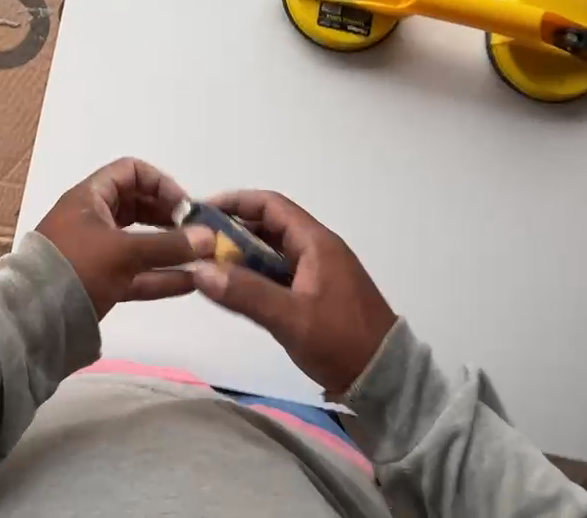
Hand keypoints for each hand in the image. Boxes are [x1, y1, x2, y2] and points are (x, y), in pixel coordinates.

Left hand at [35, 158, 216, 317]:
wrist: (32, 319)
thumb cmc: (76, 267)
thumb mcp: (123, 252)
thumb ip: (168, 245)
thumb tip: (210, 238)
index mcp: (90, 197)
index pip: (130, 171)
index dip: (160, 182)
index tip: (184, 205)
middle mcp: (94, 218)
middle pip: (138, 206)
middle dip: (170, 217)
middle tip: (196, 232)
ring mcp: (97, 251)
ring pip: (140, 241)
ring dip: (169, 248)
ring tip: (200, 257)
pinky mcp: (101, 281)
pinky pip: (136, 272)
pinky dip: (160, 274)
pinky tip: (190, 282)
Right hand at [188, 190, 396, 394]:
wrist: (388, 383)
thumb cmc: (342, 343)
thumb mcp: (290, 318)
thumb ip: (245, 292)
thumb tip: (198, 269)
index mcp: (316, 243)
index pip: (271, 205)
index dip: (236, 202)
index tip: (203, 211)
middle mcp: (318, 249)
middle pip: (270, 226)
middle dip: (233, 229)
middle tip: (198, 240)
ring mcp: (319, 273)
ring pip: (274, 251)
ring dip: (243, 254)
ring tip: (209, 263)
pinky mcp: (318, 295)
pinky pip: (280, 273)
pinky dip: (256, 274)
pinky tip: (234, 288)